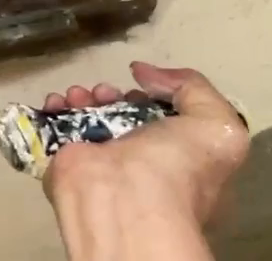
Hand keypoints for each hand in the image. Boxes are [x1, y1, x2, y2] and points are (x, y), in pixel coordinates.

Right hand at [42, 63, 249, 230]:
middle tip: (104, 92)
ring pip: (87, 117)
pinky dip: (54, 107)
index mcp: (181, 162)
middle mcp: (142, 164)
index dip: (151, 99)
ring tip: (78, 95)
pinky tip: (57, 102)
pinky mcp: (65, 160)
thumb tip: (144, 73)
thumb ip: (195, 89)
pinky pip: (55, 125)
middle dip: (110, 94)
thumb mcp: (217, 127)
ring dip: (81, 97)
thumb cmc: (177, 170)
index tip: (139, 89)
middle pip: (121, 115)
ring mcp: (101, 163)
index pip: (163, 122)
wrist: (123, 197)